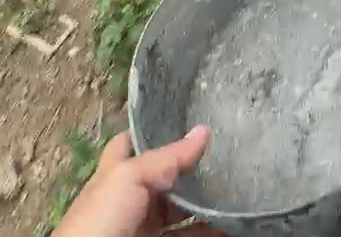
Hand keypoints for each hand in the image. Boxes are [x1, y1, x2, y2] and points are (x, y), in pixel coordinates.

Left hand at [51, 128, 219, 236]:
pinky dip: (211, 230)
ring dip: (207, 200)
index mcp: (117, 175)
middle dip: (193, 165)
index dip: (154, 130)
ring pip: (181, 209)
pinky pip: (190, 235)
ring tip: (240, 184)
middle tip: (229, 148)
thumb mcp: (129, 178)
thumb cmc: (101, 221)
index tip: (188, 116)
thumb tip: (204, 129)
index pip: (132, 143)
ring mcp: (144, 228)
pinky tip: (232, 224)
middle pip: (165, 176)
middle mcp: (131, 200)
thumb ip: (167, 157)